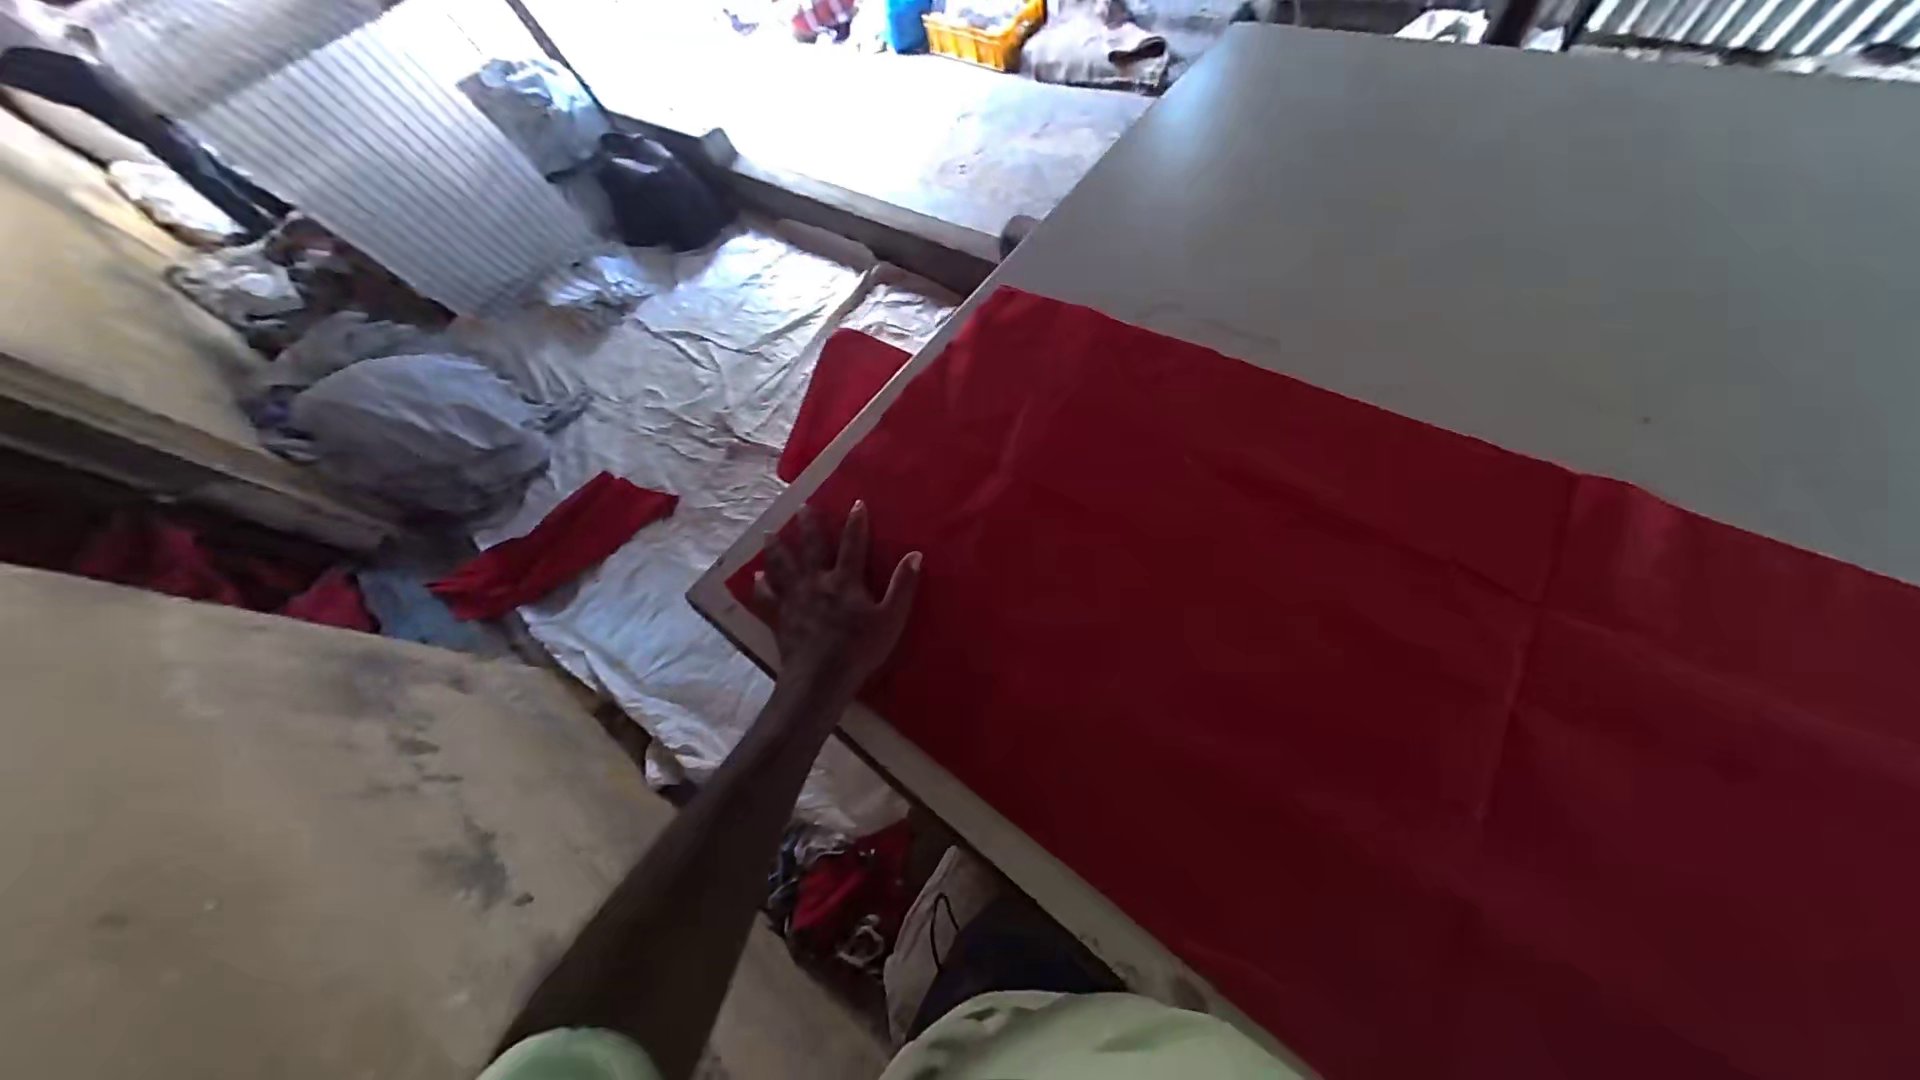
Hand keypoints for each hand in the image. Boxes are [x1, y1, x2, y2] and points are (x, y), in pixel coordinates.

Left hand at [755, 501, 920, 687]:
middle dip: (809, 525)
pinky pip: (767, 598)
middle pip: (811, 547)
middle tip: (802, 507)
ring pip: (782, 566)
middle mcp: (817, 581)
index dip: (856, 522)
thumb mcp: (891, 619)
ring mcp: (795, 598)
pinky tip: (756, 578)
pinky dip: (761, 586)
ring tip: (769, 535)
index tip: (857, 502)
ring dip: (776, 548)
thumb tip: (915, 555)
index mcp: (845, 580)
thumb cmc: (859, 649)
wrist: (819, 679)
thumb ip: (903, 586)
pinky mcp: (780, 617)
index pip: (853, 544)